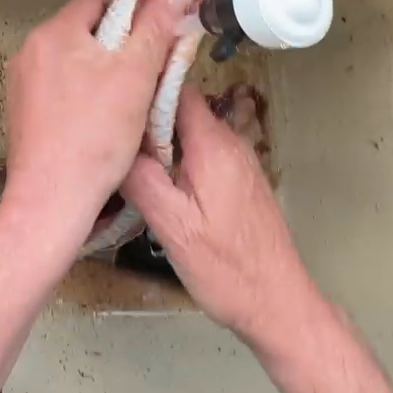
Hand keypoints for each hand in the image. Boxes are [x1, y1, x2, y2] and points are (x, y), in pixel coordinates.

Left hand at [0, 0, 186, 244]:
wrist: (51, 199)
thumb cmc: (96, 136)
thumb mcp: (136, 76)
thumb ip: (155, 27)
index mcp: (54, 32)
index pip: (97, 1)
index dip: (130, 14)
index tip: (152, 38)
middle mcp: (29, 49)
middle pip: (82, 30)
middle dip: (115, 46)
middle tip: (143, 73)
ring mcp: (20, 80)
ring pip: (70, 59)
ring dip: (97, 70)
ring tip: (124, 100)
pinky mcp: (20, 108)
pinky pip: (55, 85)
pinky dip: (78, 92)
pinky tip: (96, 120)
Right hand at [120, 89, 314, 341]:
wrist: (278, 304)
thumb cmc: (226, 268)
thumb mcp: (173, 227)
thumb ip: (142, 179)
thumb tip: (115, 145)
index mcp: (213, 145)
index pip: (178, 89)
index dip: (145, 88)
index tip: (115, 101)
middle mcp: (230, 142)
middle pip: (182, 108)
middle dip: (148, 117)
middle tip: (114, 137)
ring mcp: (238, 160)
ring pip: (191, 131)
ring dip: (162, 140)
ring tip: (130, 161)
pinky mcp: (240, 179)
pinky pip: (203, 151)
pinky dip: (179, 157)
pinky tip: (161, 183)